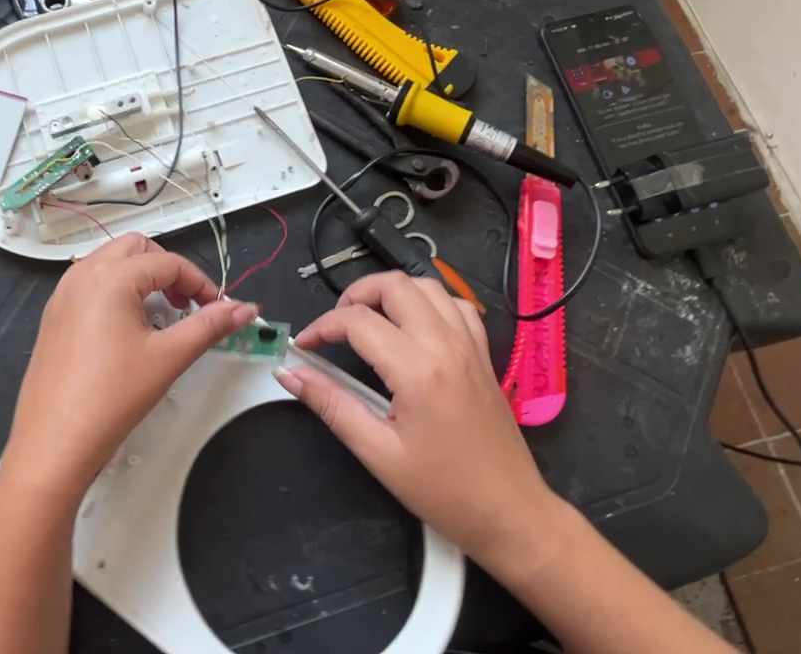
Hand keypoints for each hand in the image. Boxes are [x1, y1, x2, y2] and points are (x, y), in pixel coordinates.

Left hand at [0, 233, 257, 501]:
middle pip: (137, 248)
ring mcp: (63, 293)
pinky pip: (92, 282)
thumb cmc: (112, 397)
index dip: (200, 283)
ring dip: (142, 276)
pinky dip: (117, 289)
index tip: (218, 309)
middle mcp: (82, 274)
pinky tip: (129, 329)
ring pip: (111, 261)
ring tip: (160, 315)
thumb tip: (243, 309)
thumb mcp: (168, 357)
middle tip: (187, 304)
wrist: (55, 442)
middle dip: (168, 269)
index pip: (168, 263)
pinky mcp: (55, 314)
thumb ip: (209, 326)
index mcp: (110, 277)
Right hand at [275, 272, 571, 578]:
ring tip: (369, 321)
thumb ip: (331, 405)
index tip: (304, 347)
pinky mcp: (484, 354)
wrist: (512, 514)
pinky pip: (455, 305)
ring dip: (391, 292)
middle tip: (335, 327)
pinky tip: (413, 327)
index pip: (357, 321)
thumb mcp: (378, 453)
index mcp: (417, 369)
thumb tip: (288, 374)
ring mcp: (470, 345)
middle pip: (394, 285)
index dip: (321, 327)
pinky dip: (427, 302)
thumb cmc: (443, 491)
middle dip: (355, 295)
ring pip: (426, 285)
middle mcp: (445, 344)